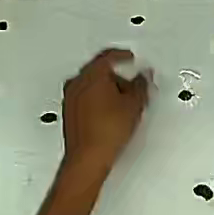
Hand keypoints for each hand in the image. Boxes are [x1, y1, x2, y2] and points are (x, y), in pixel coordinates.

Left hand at [60, 48, 150, 177]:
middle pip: (99, 70)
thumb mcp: (134, 104)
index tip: (130, 58)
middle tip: (132, 85)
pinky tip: (110, 113)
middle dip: (117, 76)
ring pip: (91, 84)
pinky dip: (98, 99)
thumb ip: (141, 85)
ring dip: (107, 89)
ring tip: (124, 103)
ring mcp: (70, 97)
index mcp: (92, 74)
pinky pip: (85, 97)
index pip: (108, 56)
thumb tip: (144, 77)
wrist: (88, 158)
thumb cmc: (106, 131)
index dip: (123, 56)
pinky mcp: (69, 112)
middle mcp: (77, 82)